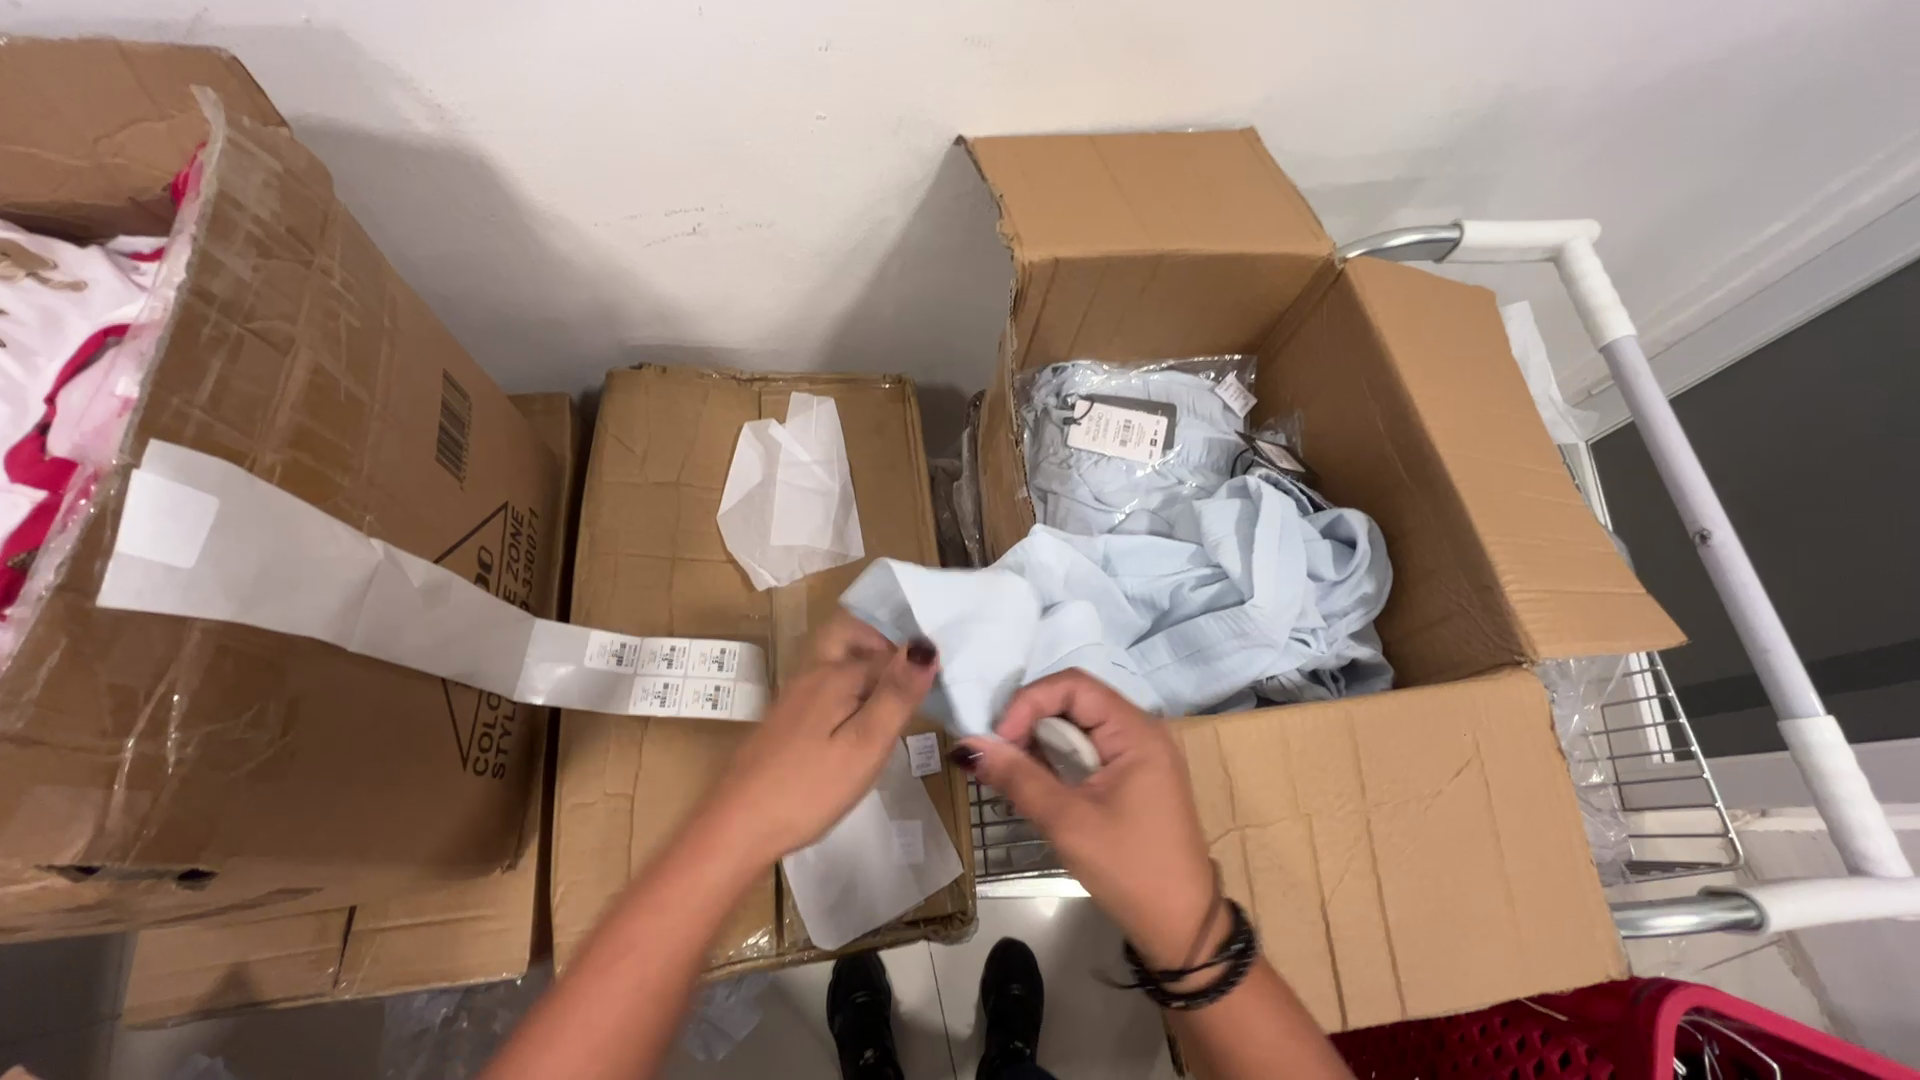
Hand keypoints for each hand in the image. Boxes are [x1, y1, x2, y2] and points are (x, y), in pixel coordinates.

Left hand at [701, 615, 937, 865]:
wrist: (737, 825)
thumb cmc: (809, 788)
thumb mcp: (865, 744)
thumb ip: (896, 694)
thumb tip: (925, 645)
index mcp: (836, 674)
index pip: (889, 652)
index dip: (917, 663)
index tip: (945, 683)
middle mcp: (813, 673)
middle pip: (848, 634)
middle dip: (881, 643)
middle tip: (911, 676)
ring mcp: (795, 696)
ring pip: (835, 660)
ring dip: (866, 666)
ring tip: (894, 702)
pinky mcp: (786, 719)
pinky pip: (825, 684)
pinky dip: (849, 689)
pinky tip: (859, 725)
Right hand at [958, 671, 1221, 969]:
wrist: (1181, 927)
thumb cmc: (1129, 868)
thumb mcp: (1067, 822)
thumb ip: (1018, 777)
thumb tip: (967, 746)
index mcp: (1135, 731)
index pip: (1073, 685)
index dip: (1029, 702)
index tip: (1001, 740)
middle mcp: (1140, 732)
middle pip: (1074, 702)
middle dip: (1031, 722)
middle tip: (1001, 759)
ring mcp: (1137, 755)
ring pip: (1077, 727)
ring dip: (1040, 743)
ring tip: (1013, 775)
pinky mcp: (1131, 778)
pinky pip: (1086, 752)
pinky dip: (1056, 761)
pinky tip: (1036, 786)